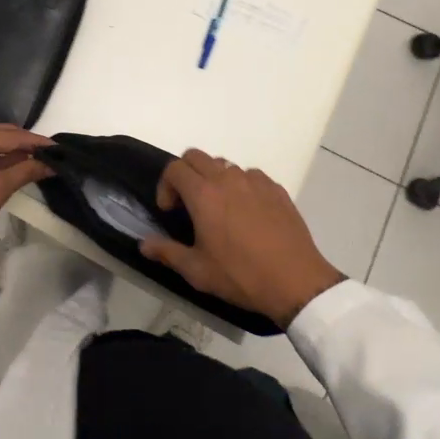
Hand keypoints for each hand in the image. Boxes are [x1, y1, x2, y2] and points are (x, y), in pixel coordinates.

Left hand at [0, 125, 54, 258]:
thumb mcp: (0, 189)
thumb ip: (27, 170)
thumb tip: (51, 164)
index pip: (13, 136)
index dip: (37, 142)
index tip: (59, 148)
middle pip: (1, 134)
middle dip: (25, 144)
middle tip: (49, 155)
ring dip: (11, 150)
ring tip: (35, 160)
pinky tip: (13, 164)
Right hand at [140, 150, 344, 327]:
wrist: (295, 282)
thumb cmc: (240, 276)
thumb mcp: (197, 271)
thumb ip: (167, 252)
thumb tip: (144, 244)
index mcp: (203, 194)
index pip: (174, 168)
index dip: (166, 185)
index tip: (170, 210)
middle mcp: (227, 179)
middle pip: (197, 156)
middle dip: (186, 174)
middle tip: (188, 203)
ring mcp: (254, 181)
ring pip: (225, 165)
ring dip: (214, 178)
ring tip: (219, 208)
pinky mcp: (276, 188)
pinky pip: (251, 176)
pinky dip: (241, 186)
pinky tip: (248, 213)